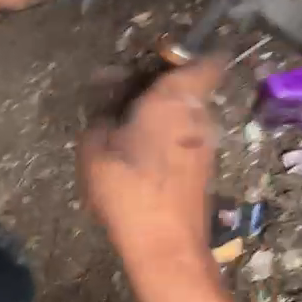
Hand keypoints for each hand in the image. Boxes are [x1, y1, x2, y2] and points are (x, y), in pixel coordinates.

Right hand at [78, 61, 224, 284]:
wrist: (166, 247)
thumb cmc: (128, 190)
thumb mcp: (95, 148)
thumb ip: (101, 116)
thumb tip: (107, 103)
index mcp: (175, 99)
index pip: (204, 61)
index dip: (187, 54)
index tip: (159, 56)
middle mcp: (199, 115)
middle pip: (189, 85)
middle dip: (160, 84)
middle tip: (121, 92)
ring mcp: (206, 143)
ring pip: (187, 112)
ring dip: (162, 112)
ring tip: (124, 125)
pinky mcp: (204, 168)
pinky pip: (186, 135)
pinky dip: (166, 134)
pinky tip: (138, 153)